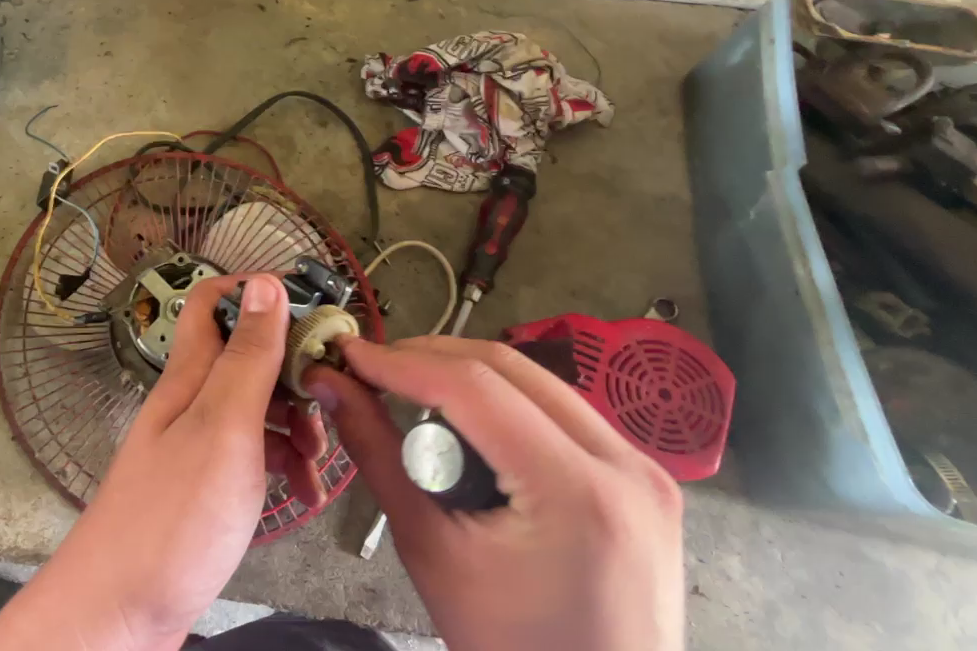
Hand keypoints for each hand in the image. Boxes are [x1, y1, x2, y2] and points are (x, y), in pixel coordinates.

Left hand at [0, 273, 327, 650]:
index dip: (258, 293)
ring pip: (258, 412)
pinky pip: (254, 460)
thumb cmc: (175, 513)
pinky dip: (285, 469)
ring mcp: (198, 445)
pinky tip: (306, 496)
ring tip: (321, 464)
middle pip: (248, 358)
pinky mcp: (207, 488)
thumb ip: (247, 358)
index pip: (215, 302)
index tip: (311, 307)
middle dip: (294, 372)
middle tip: (332, 402)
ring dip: (298, 427)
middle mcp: (192, 401)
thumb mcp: (223, 427)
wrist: (121, 609)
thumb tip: (264, 284)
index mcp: (190, 375)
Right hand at [306, 336, 683, 650]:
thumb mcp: (429, 549)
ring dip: (466, 375)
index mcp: (577, 491)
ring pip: (536, 381)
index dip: (401, 361)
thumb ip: (376, 453)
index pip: (473, 388)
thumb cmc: (507, 646)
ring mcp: (646, 467)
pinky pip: (561, 410)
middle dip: (430, 357)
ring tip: (411, 393)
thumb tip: (329, 383)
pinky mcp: (647, 476)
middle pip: (509, 368)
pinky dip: (504, 402)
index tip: (347, 353)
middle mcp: (626, 464)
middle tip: (372, 369)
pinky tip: (467, 424)